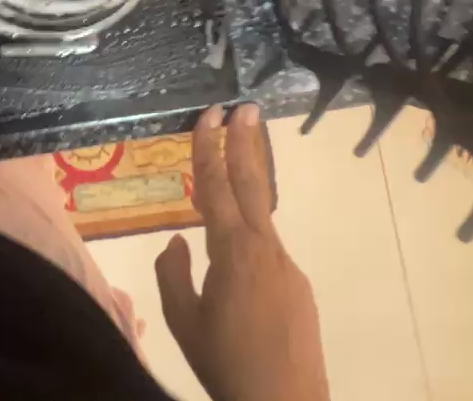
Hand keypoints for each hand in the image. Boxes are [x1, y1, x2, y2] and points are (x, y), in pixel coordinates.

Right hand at [155, 104, 328, 400]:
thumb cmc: (225, 364)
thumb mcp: (182, 320)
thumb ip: (173, 273)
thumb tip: (178, 242)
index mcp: (232, 252)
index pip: (216, 186)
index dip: (209, 148)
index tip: (210, 114)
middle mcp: (265, 250)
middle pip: (252, 184)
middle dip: (246, 143)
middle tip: (245, 107)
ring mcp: (288, 269)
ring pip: (261, 216)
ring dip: (250, 182)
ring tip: (239, 158)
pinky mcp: (299, 289)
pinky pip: (268, 249)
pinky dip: (250, 232)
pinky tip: (237, 258)